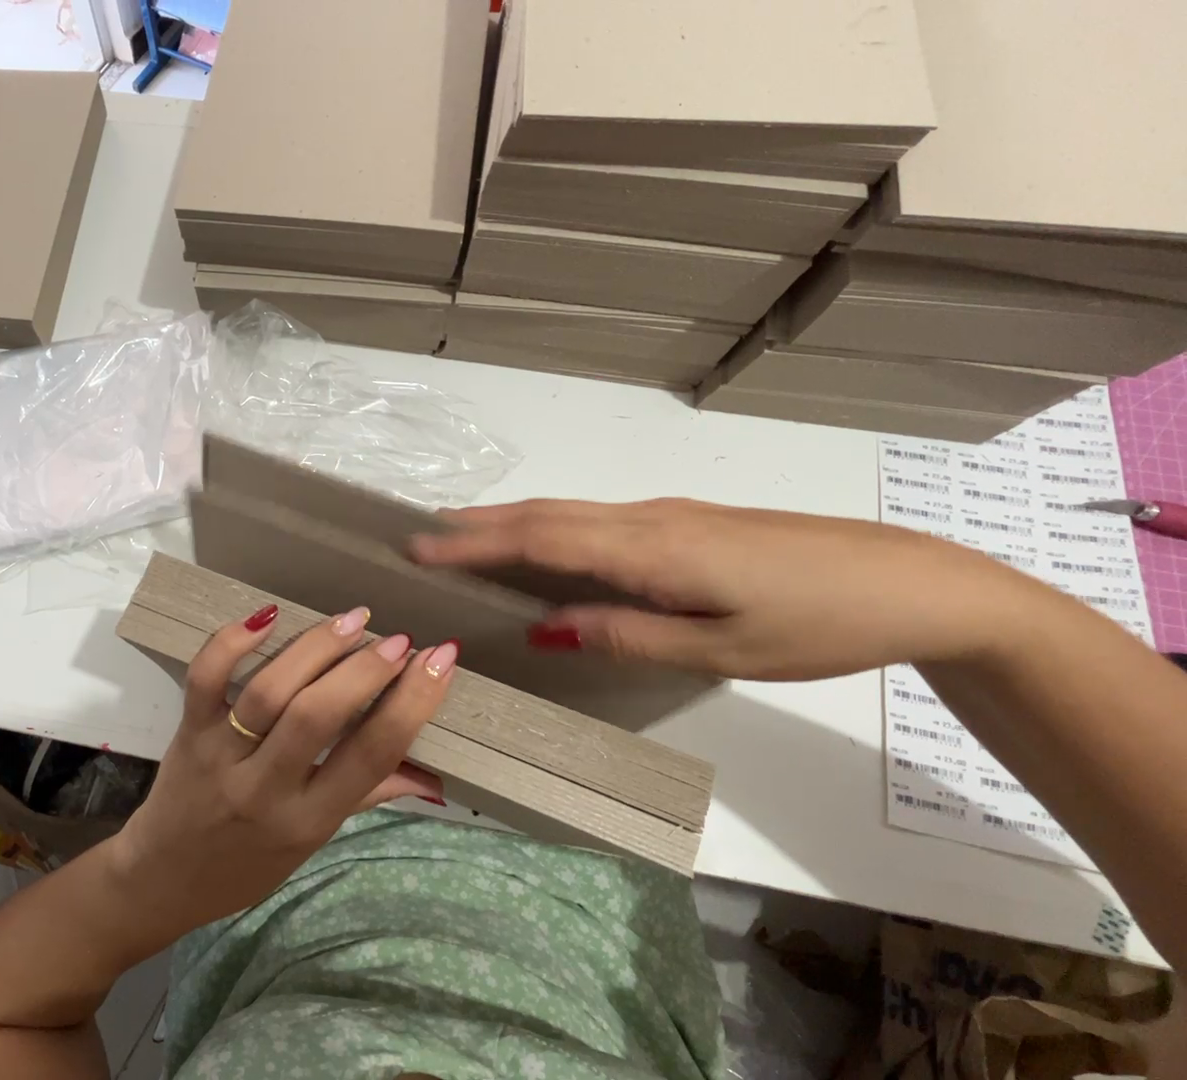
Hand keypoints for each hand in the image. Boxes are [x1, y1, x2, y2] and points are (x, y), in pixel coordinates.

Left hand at [107, 604, 456, 928]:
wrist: (164, 879)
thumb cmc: (248, 864)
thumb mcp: (313, 843)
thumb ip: (368, 796)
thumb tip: (433, 777)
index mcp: (308, 818)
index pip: (371, 755)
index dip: (412, 704)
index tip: (440, 660)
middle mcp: (265, 787)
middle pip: (318, 716)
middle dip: (366, 671)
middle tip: (399, 639)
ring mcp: (222, 755)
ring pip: (269, 692)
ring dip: (315, 649)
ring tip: (352, 620)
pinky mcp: (188, 731)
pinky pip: (204, 680)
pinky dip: (231, 643)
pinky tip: (267, 615)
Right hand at [411, 498, 1055, 680]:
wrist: (914, 583)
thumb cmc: (817, 624)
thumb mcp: (720, 647)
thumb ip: (626, 632)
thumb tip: (545, 626)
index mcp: (650, 550)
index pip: (540, 541)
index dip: (475, 542)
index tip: (418, 547)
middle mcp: (649, 519)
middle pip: (546, 514)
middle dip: (478, 523)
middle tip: (419, 535)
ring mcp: (669, 515)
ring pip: (569, 512)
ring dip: (509, 521)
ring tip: (461, 535)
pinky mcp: (688, 522)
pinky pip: (596, 520)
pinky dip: (549, 527)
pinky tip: (540, 545)